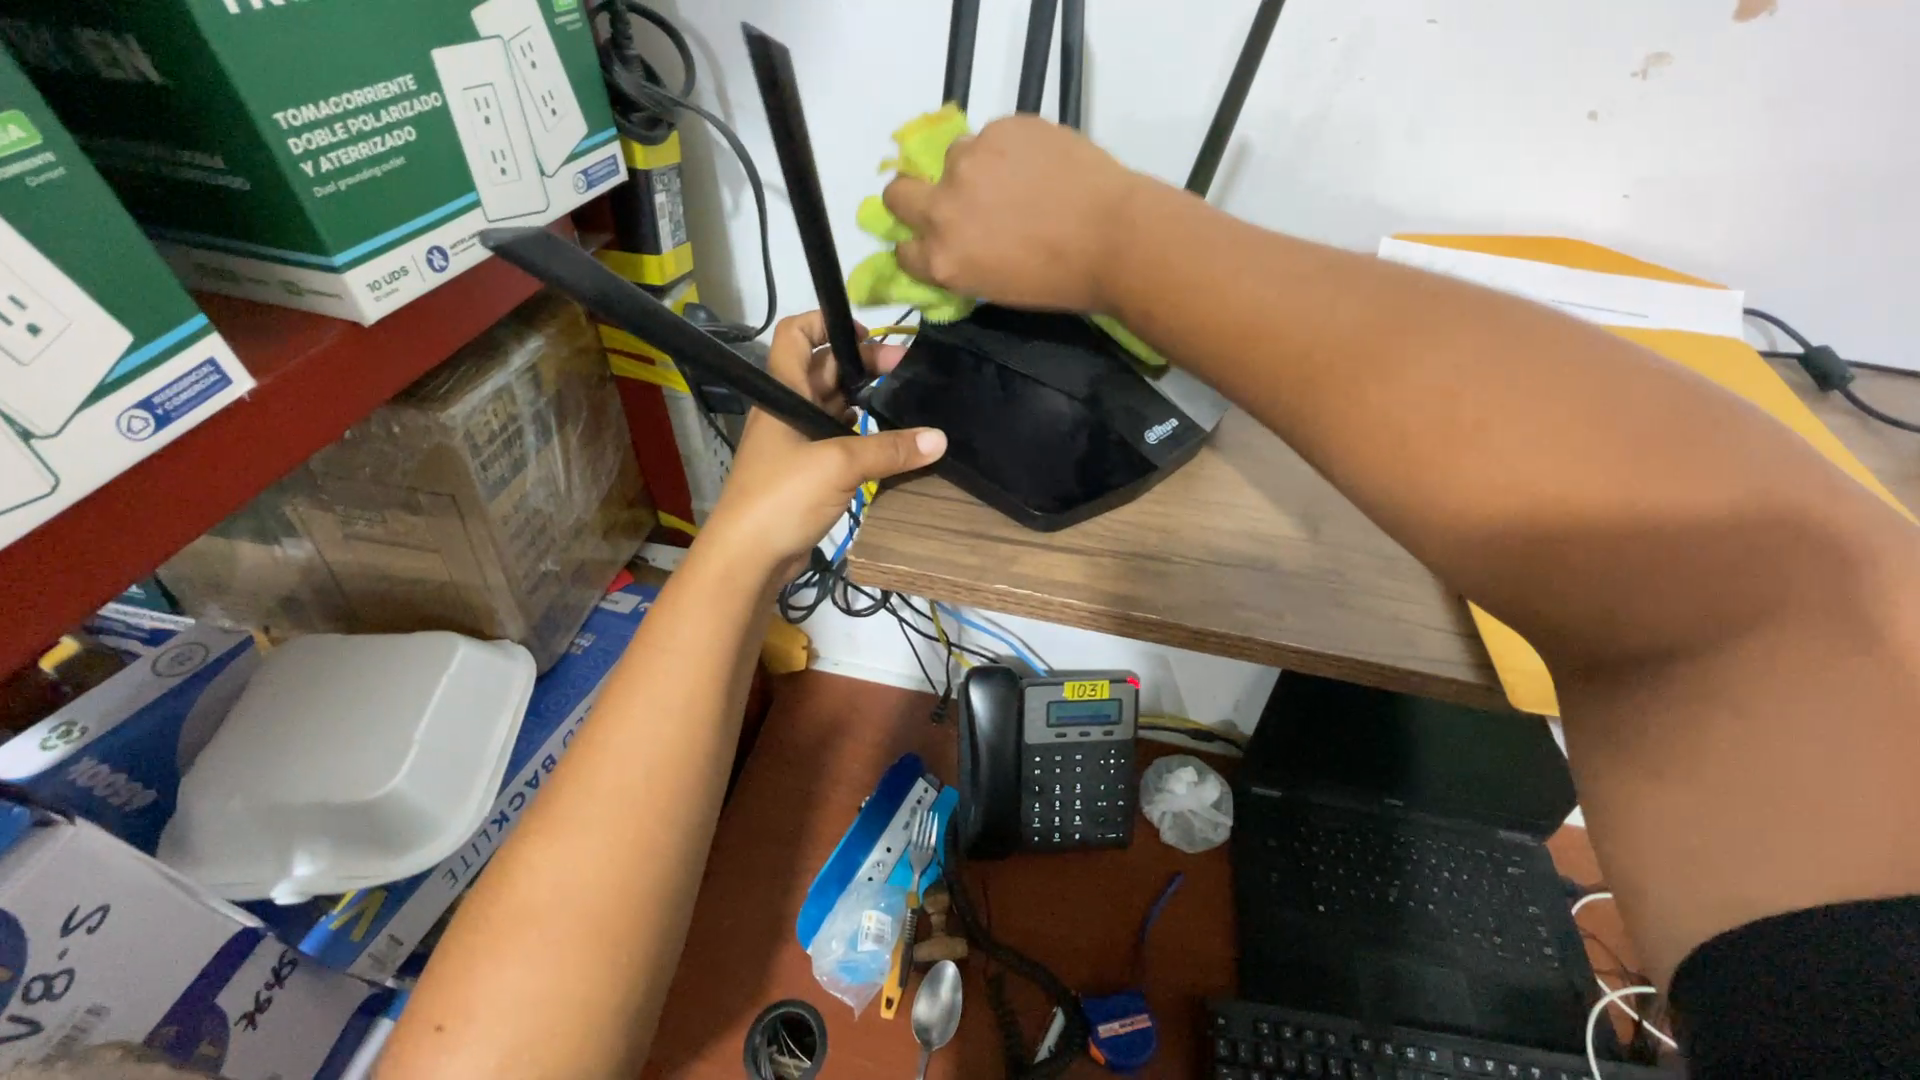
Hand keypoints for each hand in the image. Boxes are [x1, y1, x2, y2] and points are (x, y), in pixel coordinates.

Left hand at [697, 312, 946, 580]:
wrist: (748, 557)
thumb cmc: (782, 496)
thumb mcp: (839, 465)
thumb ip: (890, 449)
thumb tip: (940, 439)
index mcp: (782, 392)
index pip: (796, 335)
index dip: (826, 324)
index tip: (866, 335)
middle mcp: (786, 410)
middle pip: (823, 370)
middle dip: (862, 365)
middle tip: (906, 371)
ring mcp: (794, 443)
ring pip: (831, 407)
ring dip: (863, 401)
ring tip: (903, 402)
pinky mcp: (804, 473)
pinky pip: (835, 441)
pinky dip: (859, 435)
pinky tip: (885, 441)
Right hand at [882, 115, 1149, 311]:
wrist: (1114, 237)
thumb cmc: (1060, 280)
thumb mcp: (995, 287)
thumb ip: (962, 262)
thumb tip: (956, 243)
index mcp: (942, 259)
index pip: (902, 250)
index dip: (918, 244)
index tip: (936, 241)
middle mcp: (943, 208)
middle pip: (898, 193)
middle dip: (913, 197)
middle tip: (952, 201)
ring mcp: (971, 160)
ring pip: (953, 156)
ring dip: (972, 168)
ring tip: (1016, 182)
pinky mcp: (1003, 127)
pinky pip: (993, 135)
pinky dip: (1009, 149)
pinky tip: (1041, 166)